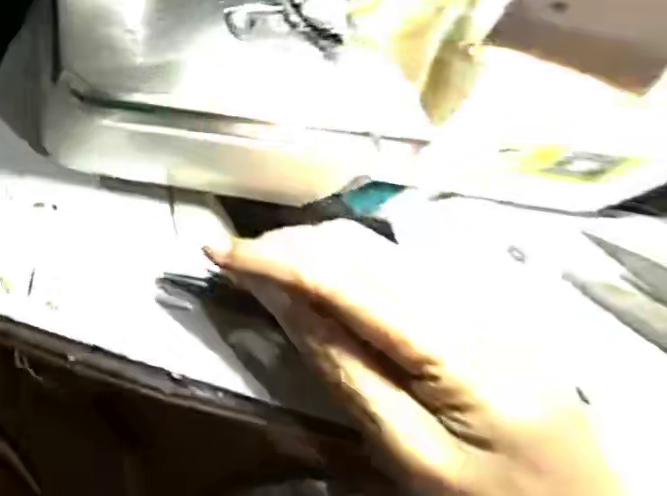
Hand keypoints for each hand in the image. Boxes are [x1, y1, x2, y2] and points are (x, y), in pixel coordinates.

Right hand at [211, 222, 624, 495]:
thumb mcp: (411, 453)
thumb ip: (344, 371)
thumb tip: (278, 298)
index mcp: (468, 360)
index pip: (344, 283)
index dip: (270, 259)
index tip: (211, 250)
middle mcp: (482, 318)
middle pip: (357, 252)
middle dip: (282, 248)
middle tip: (234, 263)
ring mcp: (488, 311)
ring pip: (372, 248)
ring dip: (307, 248)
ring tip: (267, 269)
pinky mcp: (483, 314)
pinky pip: (393, 265)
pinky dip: (339, 259)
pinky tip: (316, 279)